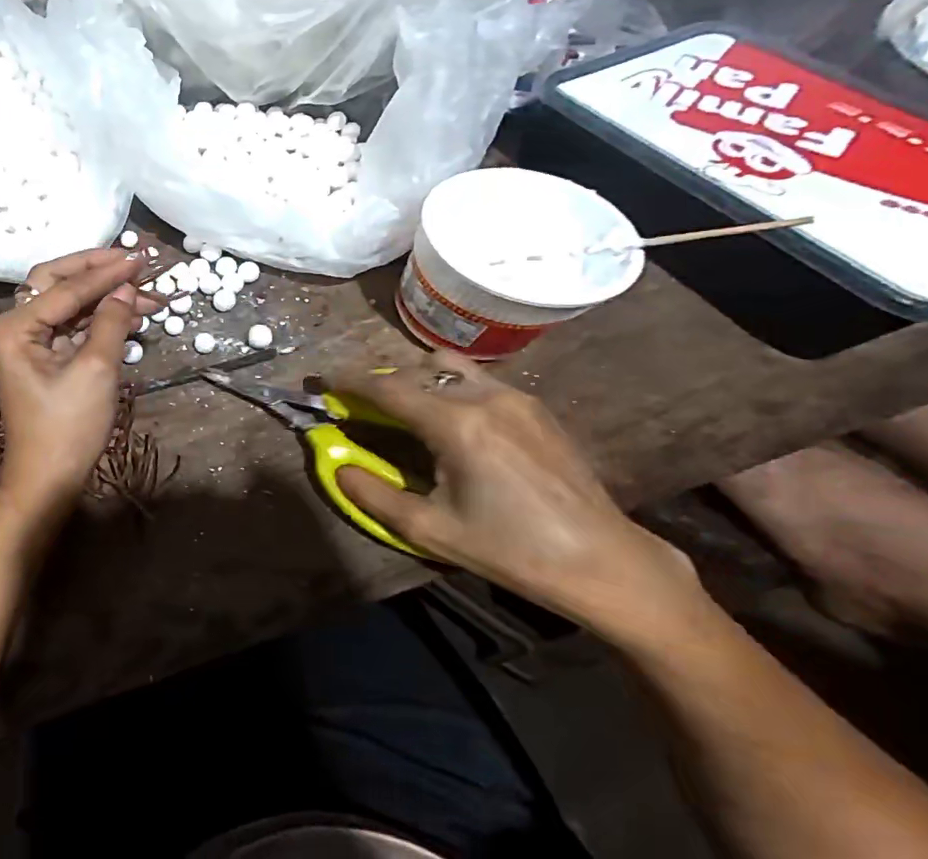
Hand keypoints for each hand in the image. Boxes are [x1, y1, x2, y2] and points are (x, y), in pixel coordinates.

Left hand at [0, 246, 164, 514]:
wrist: (47, 481)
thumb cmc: (67, 428)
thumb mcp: (95, 371)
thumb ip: (111, 322)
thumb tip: (127, 287)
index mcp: (14, 327)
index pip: (66, 287)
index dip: (106, 272)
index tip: (142, 258)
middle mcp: (13, 327)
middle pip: (58, 282)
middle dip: (98, 271)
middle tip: (136, 262)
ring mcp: (26, 343)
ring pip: (68, 304)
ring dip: (105, 297)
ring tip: (149, 295)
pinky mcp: (42, 358)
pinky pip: (70, 326)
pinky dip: (99, 319)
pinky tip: (132, 316)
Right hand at [334, 351, 704, 633]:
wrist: (604, 561)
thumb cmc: (511, 550)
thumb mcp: (429, 530)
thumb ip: (373, 494)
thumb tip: (338, 467)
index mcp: (456, 424)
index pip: (387, 386)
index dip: (348, 382)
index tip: (323, 383)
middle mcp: (484, 397)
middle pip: (415, 368)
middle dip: (380, 380)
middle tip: (360, 404)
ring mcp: (515, 397)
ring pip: (449, 365)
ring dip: (417, 377)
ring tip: (405, 408)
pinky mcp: (535, 407)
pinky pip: (477, 379)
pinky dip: (448, 386)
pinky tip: (451, 423)